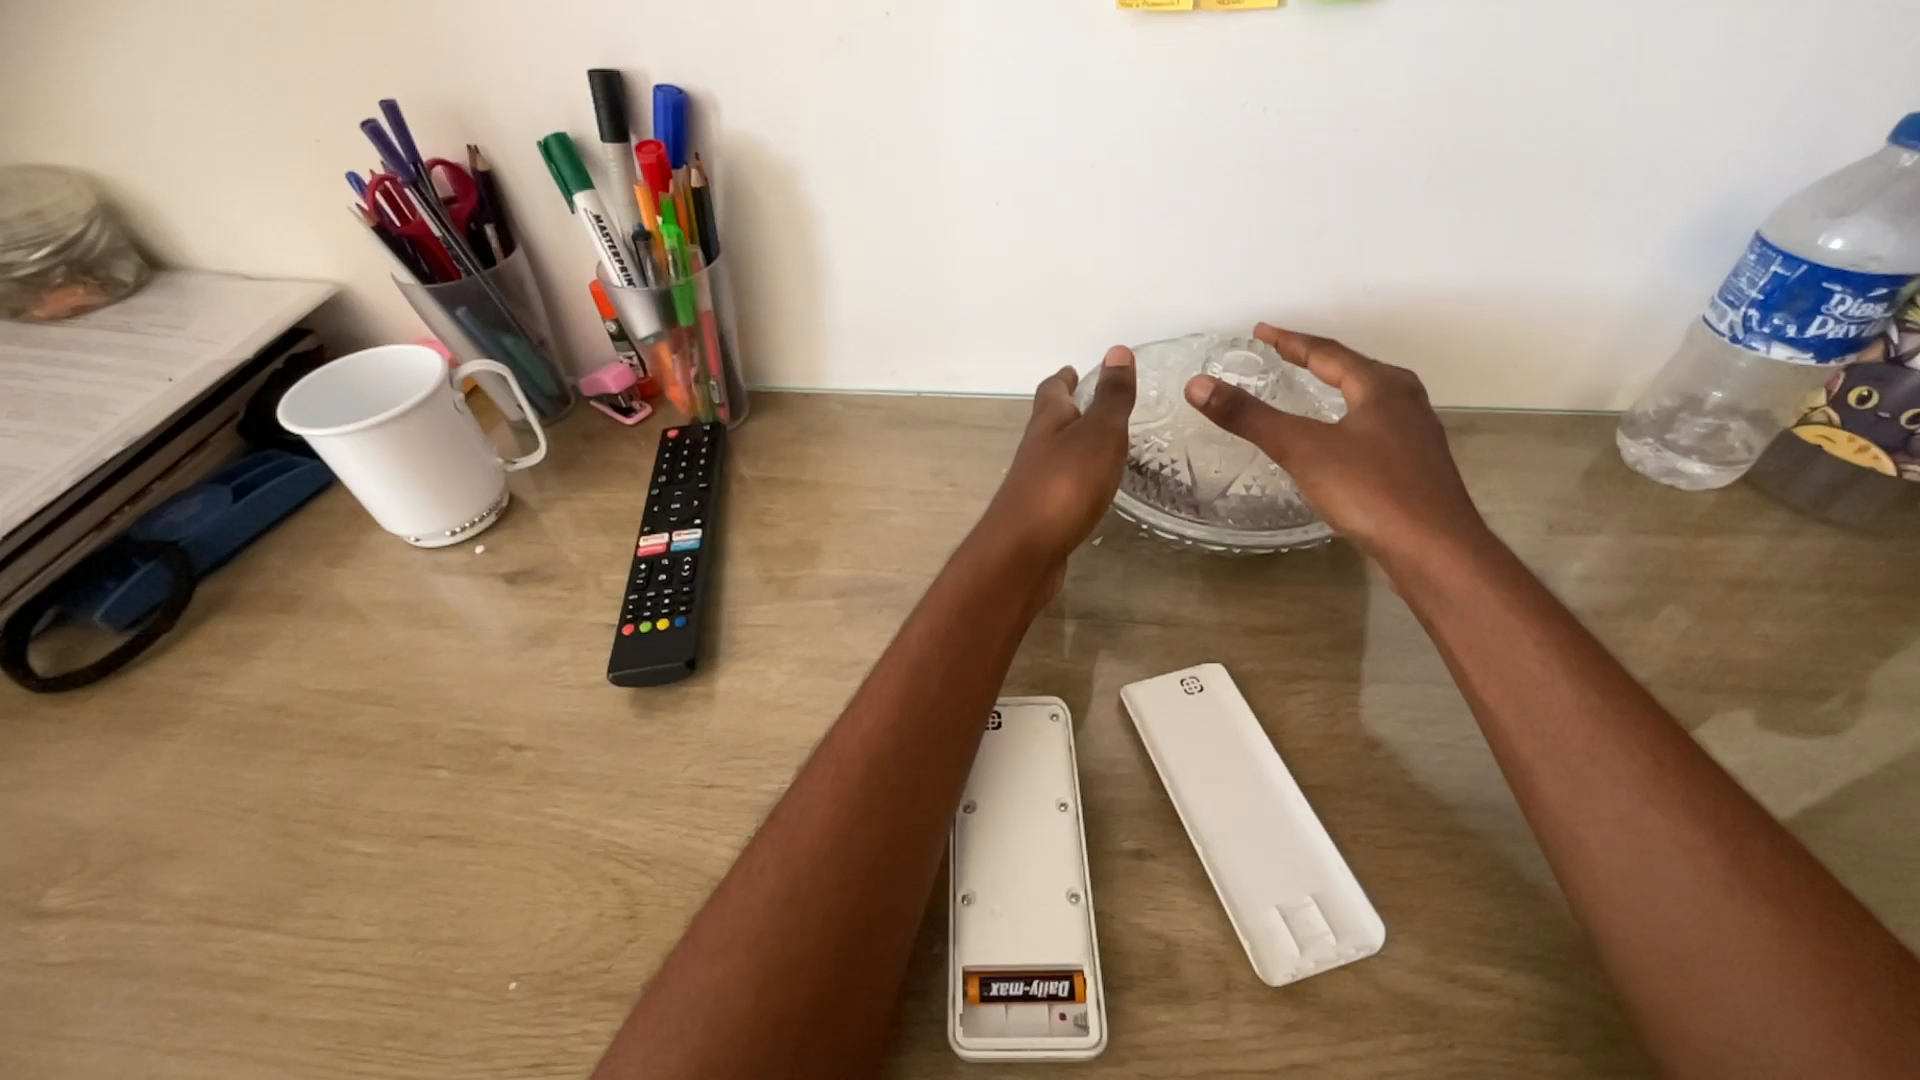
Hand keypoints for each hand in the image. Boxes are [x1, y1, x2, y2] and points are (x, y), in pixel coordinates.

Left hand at [980, 346, 1136, 567]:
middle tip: (1090, 406)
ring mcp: (1034, 484)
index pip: (1053, 391)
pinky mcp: (1040, 516)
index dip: (1065, 379)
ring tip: (1097, 446)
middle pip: (1048, 422)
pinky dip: (1073, 479)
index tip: (1074, 370)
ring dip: (1071, 446)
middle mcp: (1036, 449)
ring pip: (1053, 455)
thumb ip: (1111, 397)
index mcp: (1048, 422)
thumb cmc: (1064, 484)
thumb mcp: (1098, 433)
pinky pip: (1059, 487)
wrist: (1024, 551)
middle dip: (1067, 411)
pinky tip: (1088, 490)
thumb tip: (1116, 351)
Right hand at [1184, 323, 1488, 568]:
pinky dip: (1350, 423)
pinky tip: (1340, 445)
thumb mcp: (1302, 449)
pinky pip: (1376, 431)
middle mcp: (1406, 403)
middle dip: (1319, 361)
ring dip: (1340, 390)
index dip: (1291, 342)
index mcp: (1382, 387)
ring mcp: (1416, 438)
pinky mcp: (1417, 470)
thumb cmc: (1371, 491)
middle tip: (1286, 356)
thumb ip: (1250, 417)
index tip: (1261, 332)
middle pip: (1356, 370)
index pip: (1328, 353)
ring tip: (1313, 392)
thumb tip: (1197, 385)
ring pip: (1371, 401)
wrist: (1435, 551)